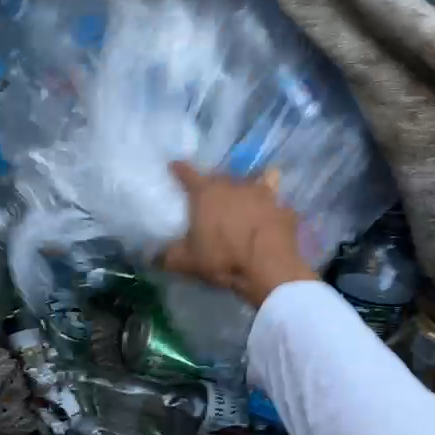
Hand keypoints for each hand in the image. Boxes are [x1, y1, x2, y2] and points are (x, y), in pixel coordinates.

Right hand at [160, 162, 318, 307]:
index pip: (187, 173)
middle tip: (207, 196)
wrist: (270, 269)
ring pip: (249, 184)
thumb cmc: (223, 259)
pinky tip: (268, 216)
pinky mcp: (284, 208)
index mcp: (206, 193)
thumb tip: (150, 256)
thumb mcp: (185, 262)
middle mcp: (233, 185)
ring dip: (242, 191)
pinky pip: (273, 202)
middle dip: (211, 183)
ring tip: (240, 202)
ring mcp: (263, 194)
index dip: (178, 169)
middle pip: (218, 177)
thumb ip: (166, 256)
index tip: (173, 165)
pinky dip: (268, 207)